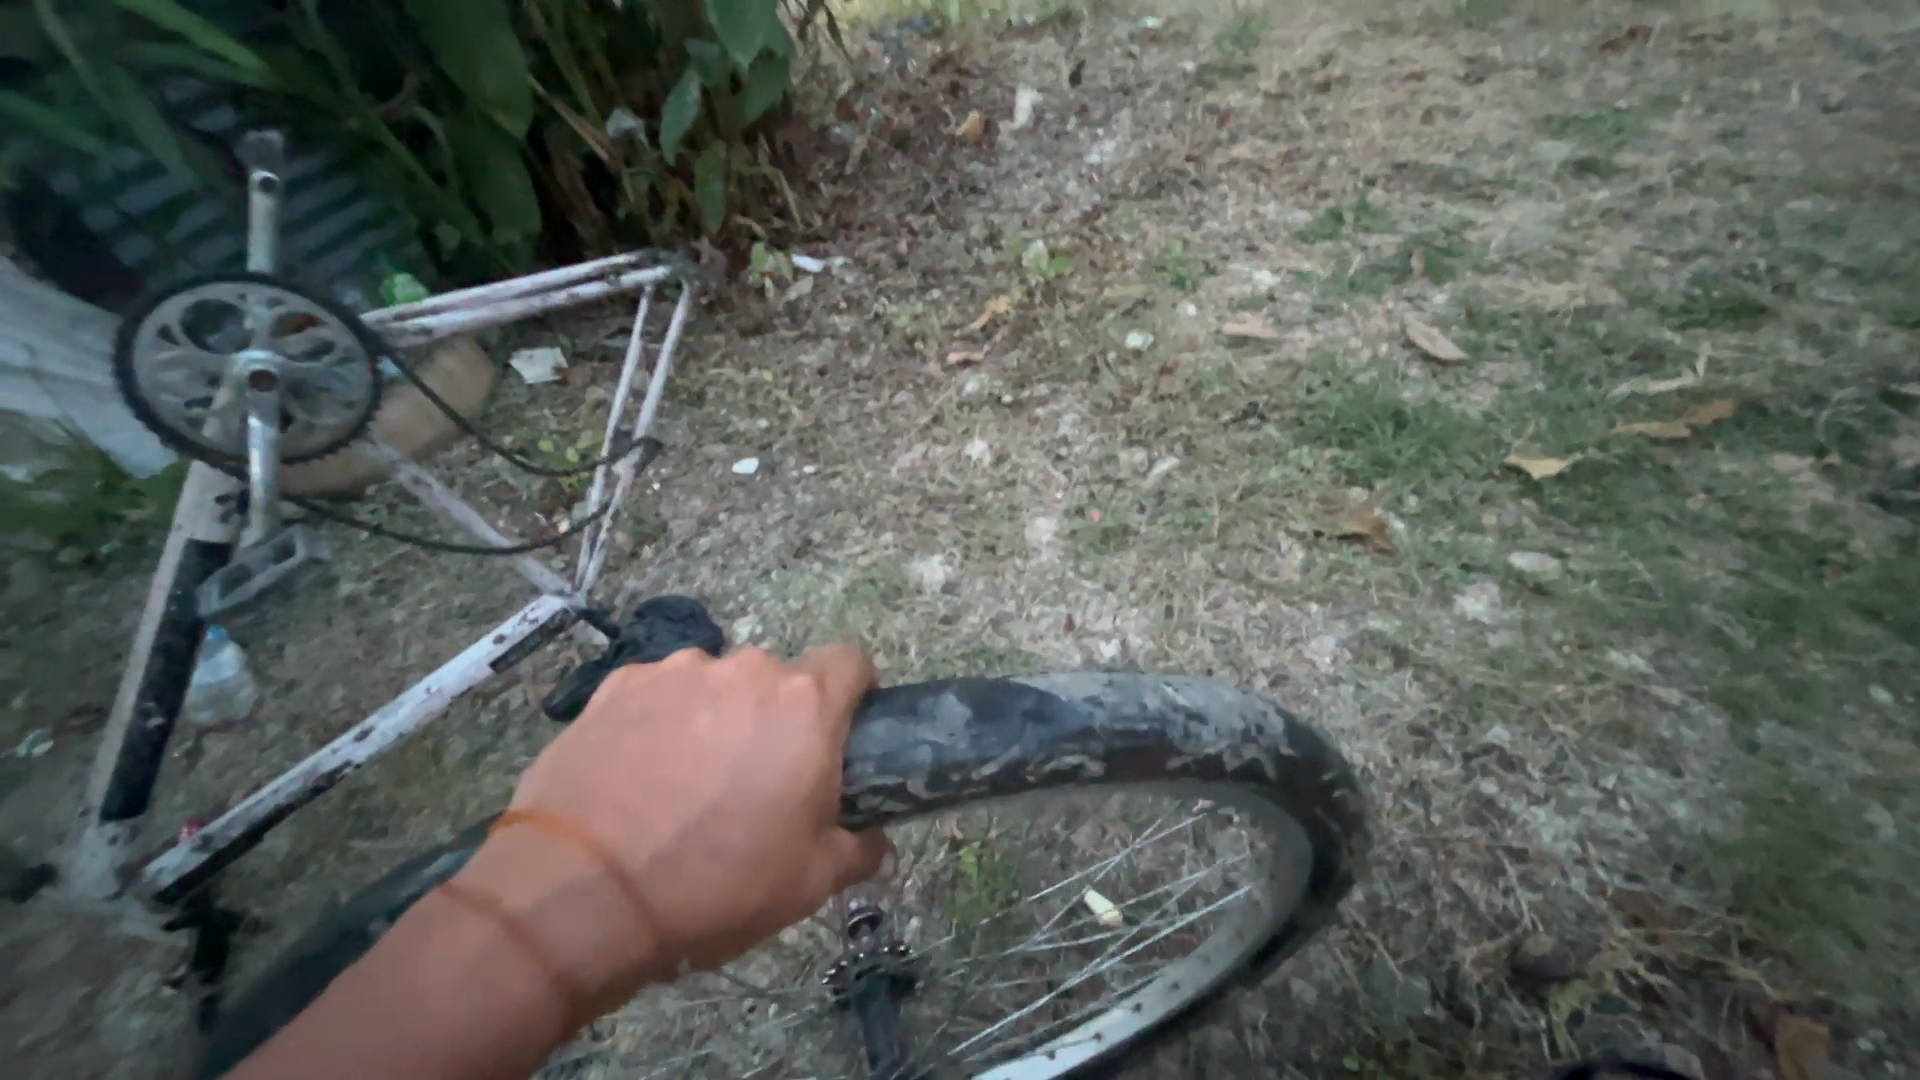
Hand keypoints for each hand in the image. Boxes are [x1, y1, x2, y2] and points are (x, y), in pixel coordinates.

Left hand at [454, 645, 891, 1013]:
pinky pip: (662, 691)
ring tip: (688, 778)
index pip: (851, 661)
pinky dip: (664, 718)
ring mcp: (678, 672)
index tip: (841, 729)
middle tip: (758, 777)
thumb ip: (859, 849)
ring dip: (720, 715)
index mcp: (805, 706)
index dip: (854, 691)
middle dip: (779, 717)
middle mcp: (747, 670)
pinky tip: (640, 770)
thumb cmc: (716, 883)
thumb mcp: (810, 882)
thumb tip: (877, 842)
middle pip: (780, 679)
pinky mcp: (619, 684)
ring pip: (719, 683)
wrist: (580, 895)